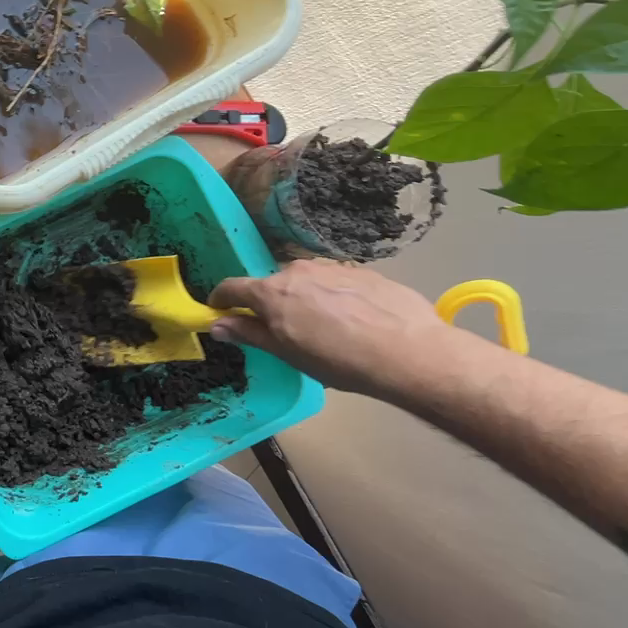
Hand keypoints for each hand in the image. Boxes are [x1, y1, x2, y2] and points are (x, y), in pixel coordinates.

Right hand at [208, 260, 484, 396]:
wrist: (411, 353)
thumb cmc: (340, 360)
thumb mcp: (288, 353)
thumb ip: (249, 334)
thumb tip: (216, 325)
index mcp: (270, 291)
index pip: (231, 287)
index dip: (221, 300)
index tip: (221, 312)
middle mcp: (295, 271)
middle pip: (271, 284)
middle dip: (271, 303)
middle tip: (288, 331)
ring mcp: (330, 267)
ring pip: (305, 281)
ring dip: (305, 298)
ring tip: (328, 327)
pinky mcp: (363, 271)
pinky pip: (336, 282)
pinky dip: (335, 297)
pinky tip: (356, 321)